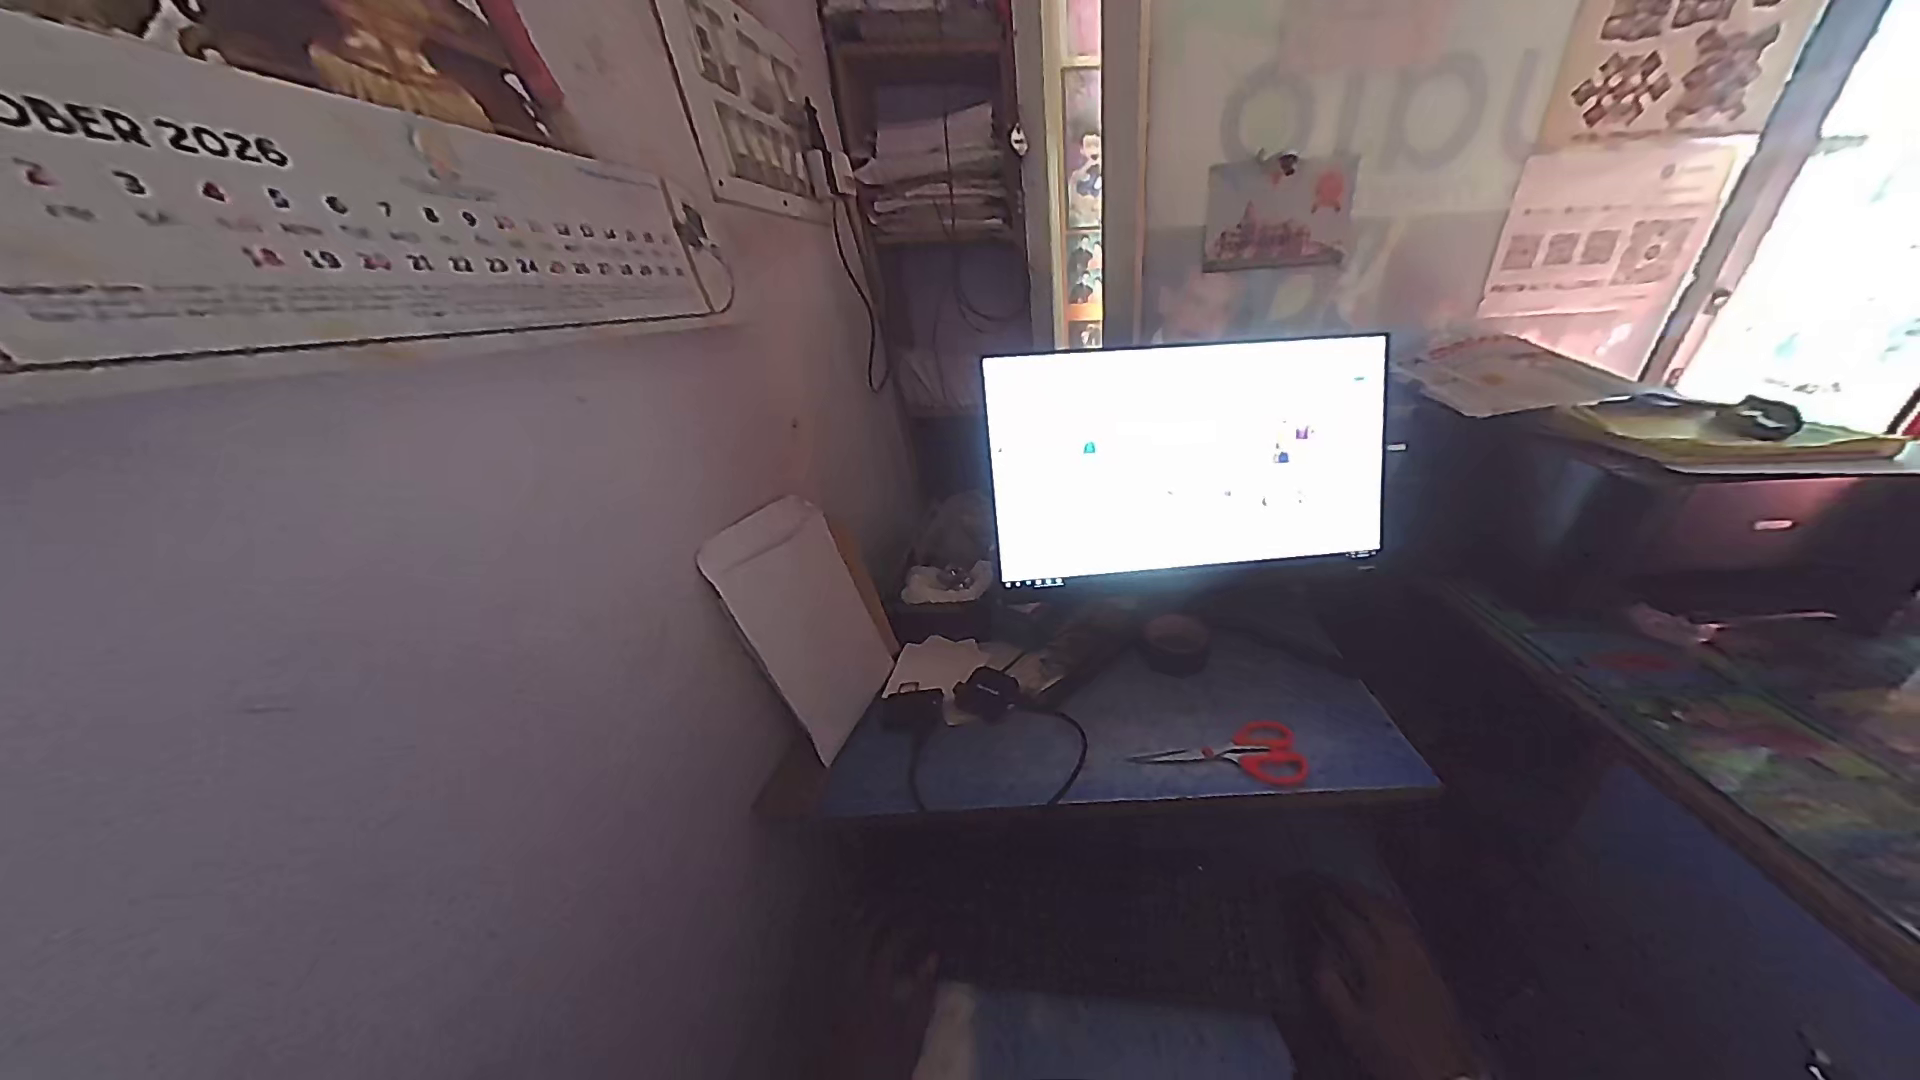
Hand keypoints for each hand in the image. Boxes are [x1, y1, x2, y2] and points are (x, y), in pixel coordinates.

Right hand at [1310, 886, 1480, 1079]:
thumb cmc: (1391, 1053)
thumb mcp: (1349, 1025)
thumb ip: (1328, 982)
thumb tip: (1318, 947)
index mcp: (1376, 963)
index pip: (1345, 919)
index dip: (1324, 901)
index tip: (1305, 889)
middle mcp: (1400, 951)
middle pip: (1373, 908)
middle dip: (1347, 890)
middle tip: (1325, 880)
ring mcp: (1420, 957)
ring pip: (1394, 914)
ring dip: (1369, 897)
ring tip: (1350, 890)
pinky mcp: (1434, 967)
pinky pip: (1408, 926)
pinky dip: (1389, 911)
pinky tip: (1381, 912)